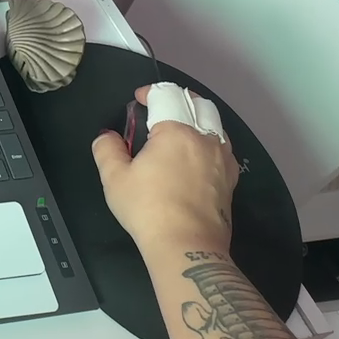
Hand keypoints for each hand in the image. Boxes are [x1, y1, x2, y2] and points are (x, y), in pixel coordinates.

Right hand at [91, 85, 238, 259]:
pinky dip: (207, 139)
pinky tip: (193, 153)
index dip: (149, 92)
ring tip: (177, 128)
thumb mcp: (113, 177)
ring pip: (215, 123)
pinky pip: (221, 146)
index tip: (139, 98)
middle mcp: (206, 139)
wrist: (187, 246)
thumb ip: (107, 148)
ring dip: (196, 117)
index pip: (166, 95)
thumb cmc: (149, 209)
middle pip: (198, 103)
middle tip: (159, 106)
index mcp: (177, 132)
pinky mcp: (231, 179)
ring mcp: (224, 159)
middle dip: (177, 98)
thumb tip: (107, 137)